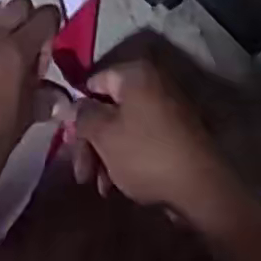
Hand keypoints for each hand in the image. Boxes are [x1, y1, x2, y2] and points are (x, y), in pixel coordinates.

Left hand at [0, 0, 61, 217]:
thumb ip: (41, 100)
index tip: (47, 58)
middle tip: (27, 55)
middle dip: (28, 22)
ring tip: (2, 66)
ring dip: (2, 32)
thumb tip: (59, 98)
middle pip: (18, 6)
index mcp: (14, 52)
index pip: (46, 16)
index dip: (53, 31)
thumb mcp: (20, 126)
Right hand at [63, 59, 241, 217]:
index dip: (77, 109)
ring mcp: (163, 106)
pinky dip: (122, 158)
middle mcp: (151, 83)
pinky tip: (113, 186)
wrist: (195, 181)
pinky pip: (137, 138)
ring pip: (120, 126)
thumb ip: (84, 116)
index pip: (95, 81)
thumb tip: (70, 104)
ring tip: (98, 186)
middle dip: (89, 141)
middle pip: (107, 107)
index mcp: (136, 74)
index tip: (65, 138)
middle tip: (80, 173)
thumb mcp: (105, 134)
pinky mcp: (170, 130)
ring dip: (103, 155)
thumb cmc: (145, 152)